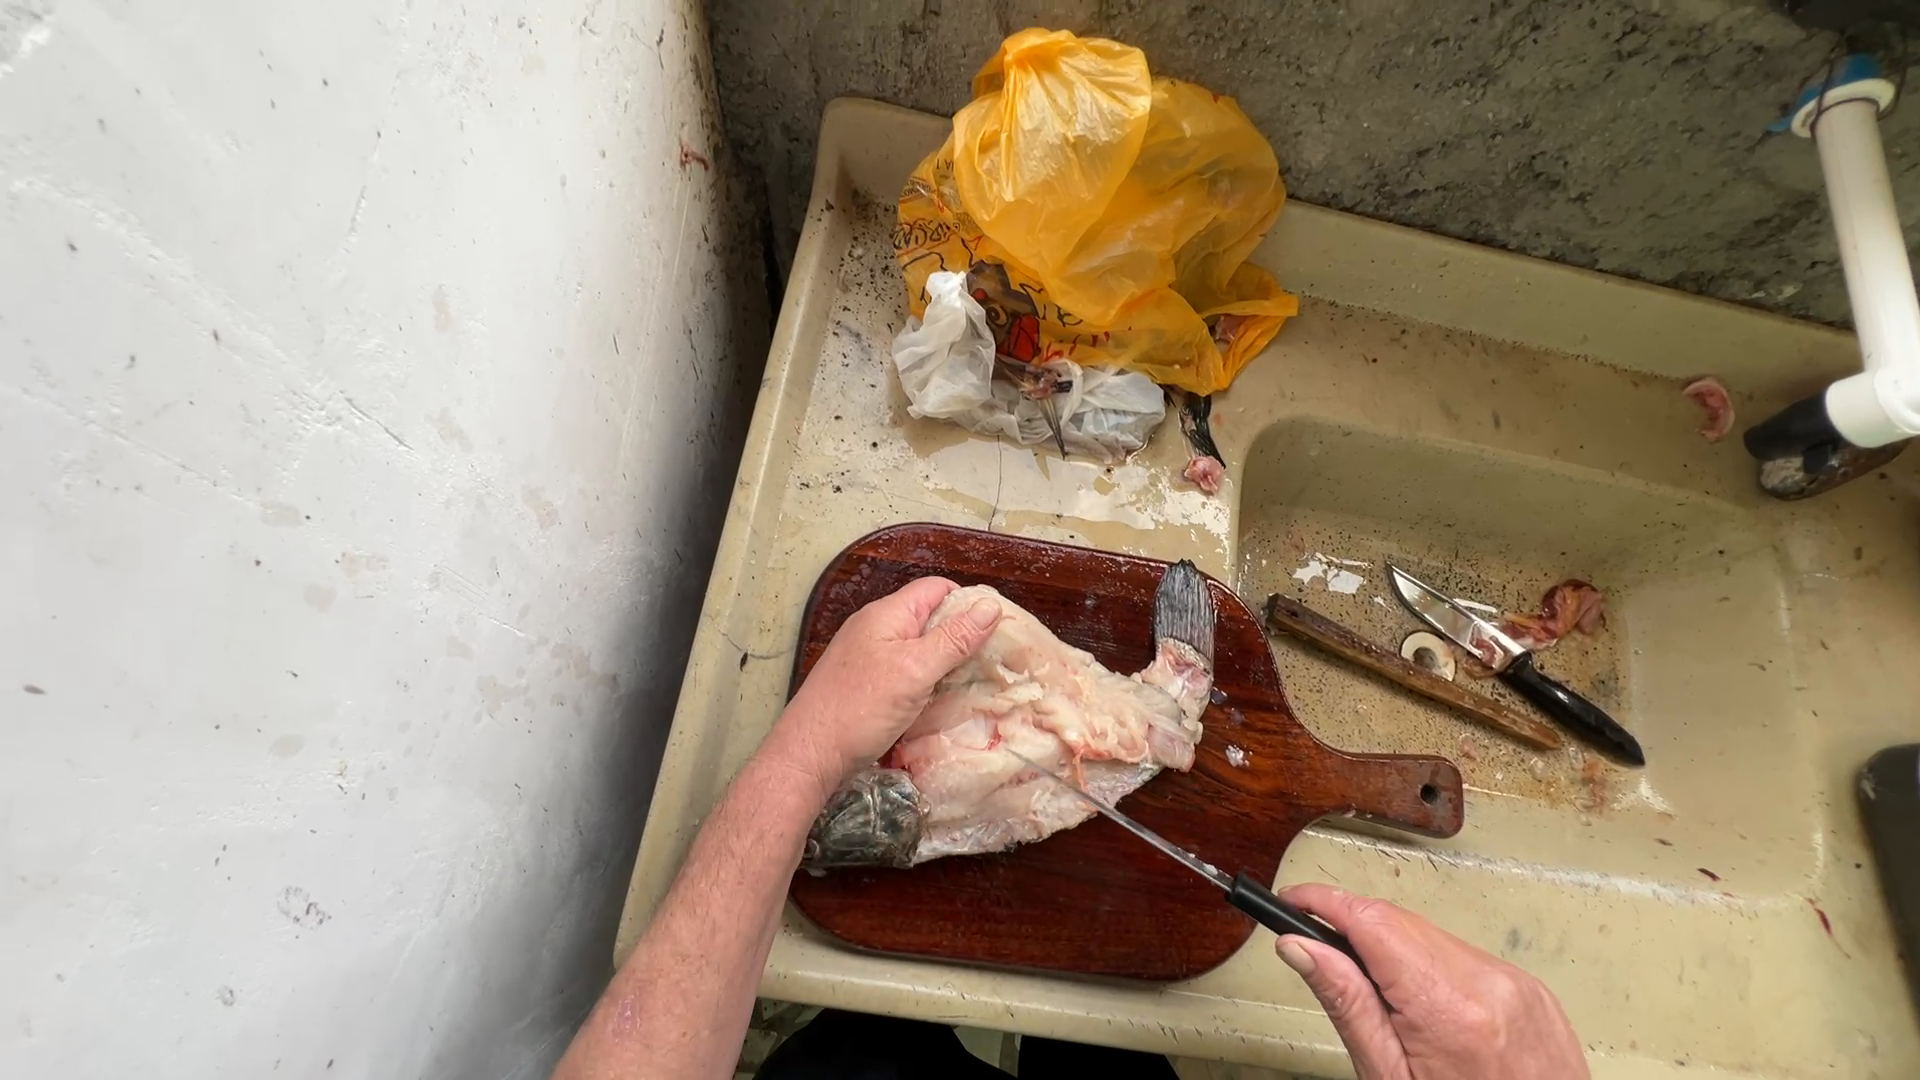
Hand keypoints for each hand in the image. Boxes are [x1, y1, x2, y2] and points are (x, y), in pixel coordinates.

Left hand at [767, 576, 1000, 797]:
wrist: (810, 754)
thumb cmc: (861, 708)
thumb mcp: (915, 670)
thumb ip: (954, 639)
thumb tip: (991, 606)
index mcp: (887, 614)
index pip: (936, 589)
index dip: (967, 601)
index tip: (998, 626)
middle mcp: (877, 628)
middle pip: (928, 617)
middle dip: (960, 633)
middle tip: (993, 657)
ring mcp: (869, 655)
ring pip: (918, 646)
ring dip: (945, 659)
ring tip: (975, 679)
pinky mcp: (866, 682)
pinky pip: (905, 668)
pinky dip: (926, 678)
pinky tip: (942, 697)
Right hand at [1275, 885, 1588, 1079]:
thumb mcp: (1389, 1078)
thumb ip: (1346, 1003)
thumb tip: (1299, 946)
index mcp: (1450, 1009)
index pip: (1369, 919)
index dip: (1322, 900)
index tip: (1291, 900)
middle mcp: (1488, 983)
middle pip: (1396, 920)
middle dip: (1352, 926)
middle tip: (1320, 951)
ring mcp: (1516, 983)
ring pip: (1426, 932)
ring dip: (1389, 944)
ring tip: (1377, 992)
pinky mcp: (1530, 989)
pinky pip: (1460, 952)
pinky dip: (1427, 962)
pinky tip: (1420, 999)